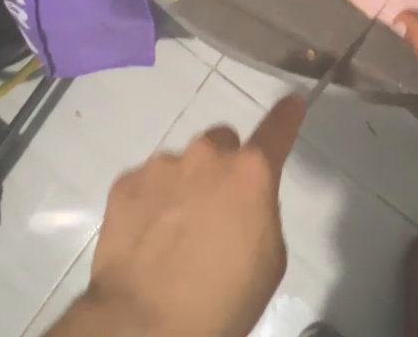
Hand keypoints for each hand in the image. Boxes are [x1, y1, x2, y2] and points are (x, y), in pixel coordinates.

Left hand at [57, 96, 306, 336]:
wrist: (143, 324)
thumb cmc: (222, 301)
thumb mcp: (269, 261)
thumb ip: (263, 214)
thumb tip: (245, 204)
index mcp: (251, 173)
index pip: (277, 130)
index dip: (287, 116)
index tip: (291, 103)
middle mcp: (207, 156)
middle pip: (223, 144)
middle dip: (224, 168)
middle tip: (218, 211)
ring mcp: (162, 165)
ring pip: (183, 163)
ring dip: (185, 187)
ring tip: (175, 236)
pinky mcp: (126, 183)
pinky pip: (147, 183)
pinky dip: (151, 204)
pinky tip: (147, 239)